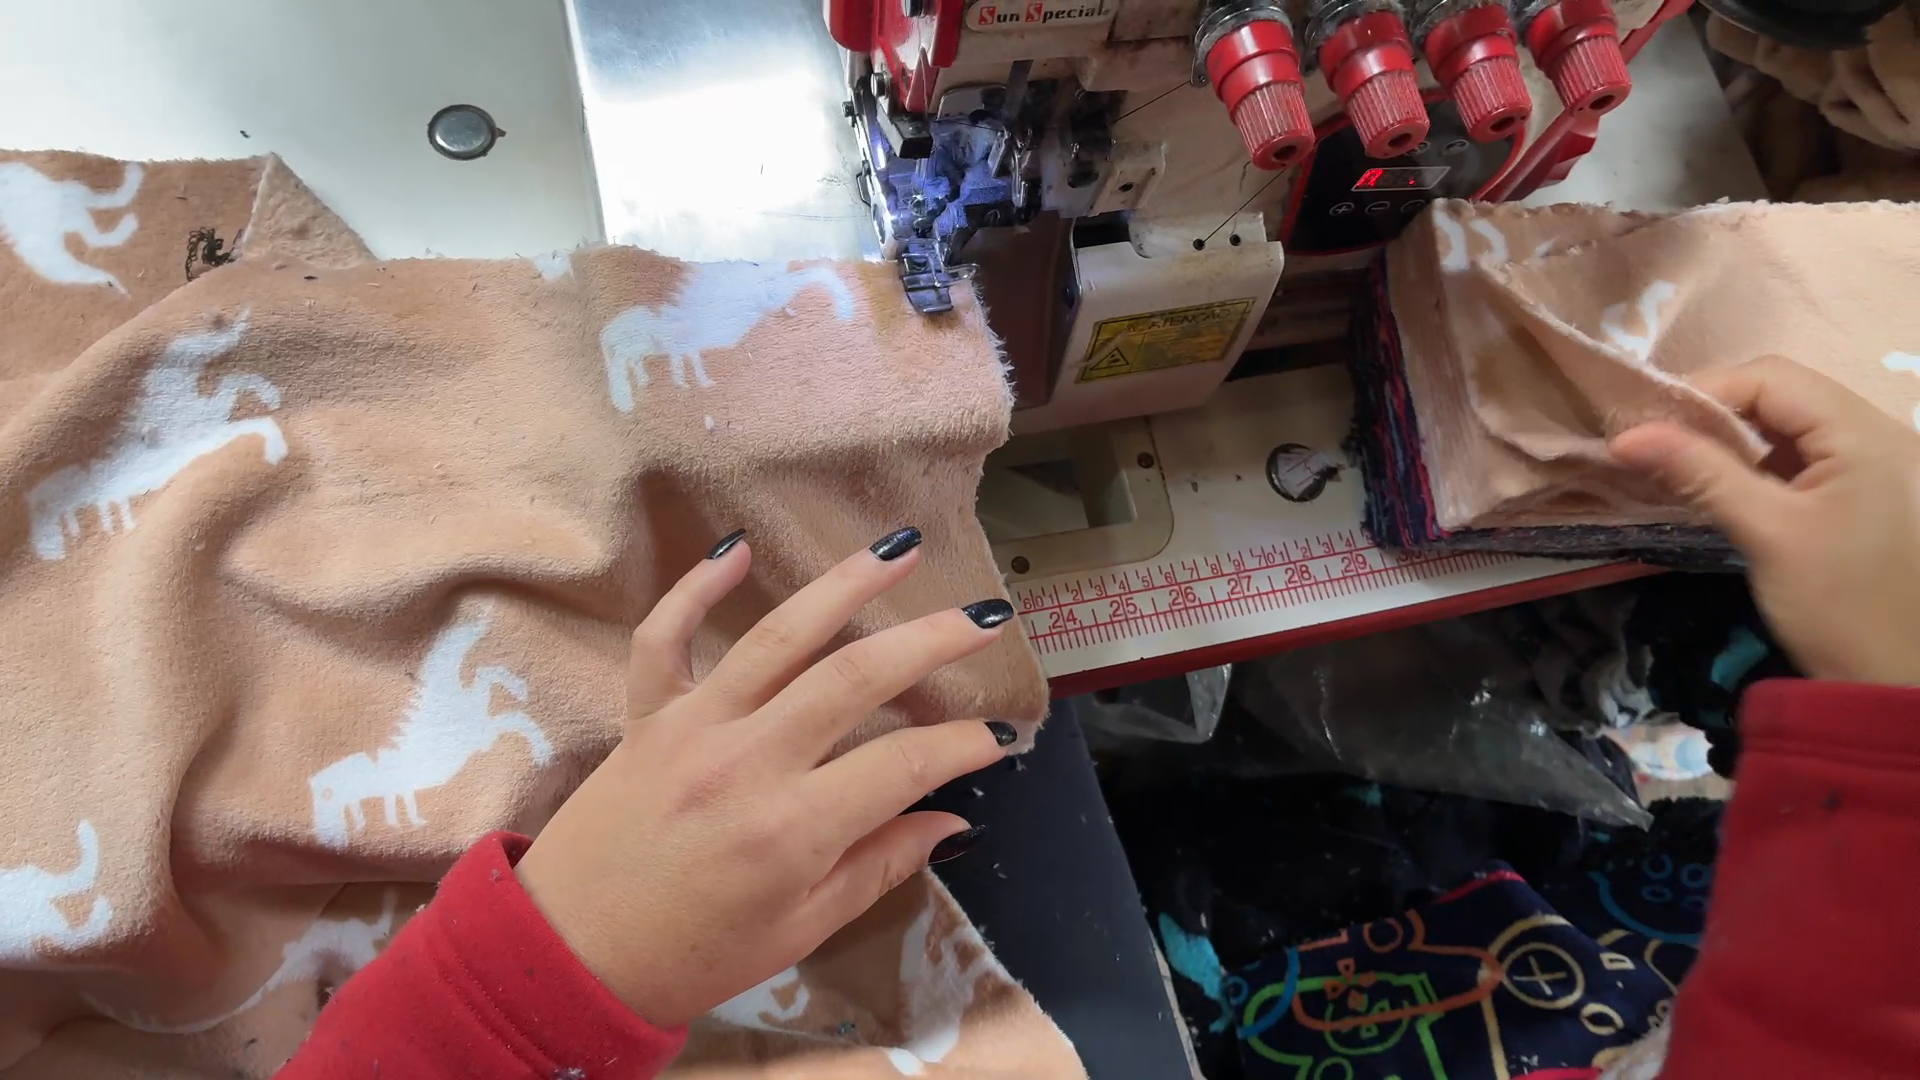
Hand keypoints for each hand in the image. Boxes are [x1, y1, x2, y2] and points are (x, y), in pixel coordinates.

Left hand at [513, 527, 1019, 1027]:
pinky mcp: (647, 711)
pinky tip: (737, 545)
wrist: (564, 960)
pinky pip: (665, 636)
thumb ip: (882, 864)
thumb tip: (956, 819)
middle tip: (986, 615)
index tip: (1000, 735)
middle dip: (932, 639)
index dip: (963, 746)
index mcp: (792, 828)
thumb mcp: (801, 928)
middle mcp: (747, 760)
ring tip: (901, 548)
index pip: (904, 765)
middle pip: (855, 677)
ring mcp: (692, 724)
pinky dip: (695, 587)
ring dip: (846, 585)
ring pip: (779, 636)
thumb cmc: (694, 955)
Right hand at [1611, 356, 1919, 685]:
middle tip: (1647, 446)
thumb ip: (1698, 472)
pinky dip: (1742, 460)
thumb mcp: (1764, 531)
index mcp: (1869, 436)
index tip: (1642, 427)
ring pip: (1781, 424)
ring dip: (1720, 438)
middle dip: (1706, 413)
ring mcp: (1870, 464)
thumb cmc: (1841, 600)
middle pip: (1778, 394)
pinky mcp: (1855, 491)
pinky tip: (1710, 483)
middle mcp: (1878, 436)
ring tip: (1668, 464)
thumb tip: (1624, 435)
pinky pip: (1791, 454)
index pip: (1772, 378)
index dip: (1701, 391)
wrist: (1899, 671)